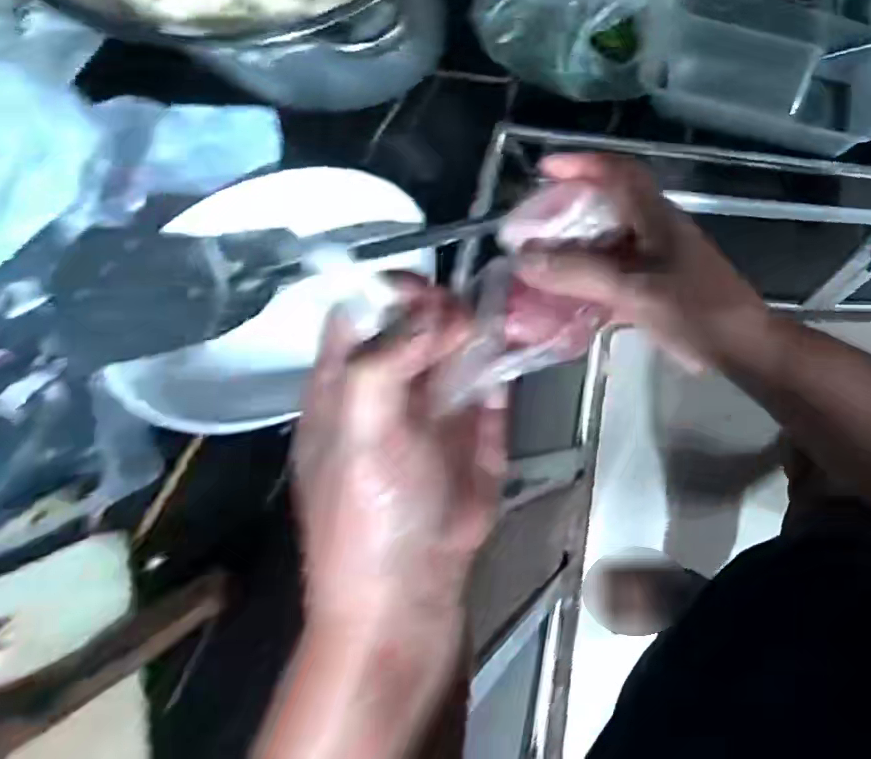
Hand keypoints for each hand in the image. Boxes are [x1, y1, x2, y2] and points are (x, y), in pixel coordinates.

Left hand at [292, 281, 507, 657]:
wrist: (414, 584)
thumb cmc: (368, 514)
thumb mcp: (358, 438)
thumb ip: (382, 366)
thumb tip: (434, 310)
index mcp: (346, 381)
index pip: (361, 310)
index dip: (389, 289)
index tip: (426, 287)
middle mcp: (394, 379)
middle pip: (420, 318)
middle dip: (445, 306)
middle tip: (466, 324)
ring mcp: (441, 397)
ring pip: (463, 339)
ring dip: (485, 323)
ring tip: (506, 321)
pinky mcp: (482, 417)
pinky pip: (496, 371)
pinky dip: (510, 353)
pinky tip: (524, 342)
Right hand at [513, 153, 770, 371]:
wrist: (743, 348)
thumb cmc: (697, 310)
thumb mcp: (637, 290)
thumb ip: (581, 274)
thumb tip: (525, 258)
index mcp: (658, 218)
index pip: (621, 174)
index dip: (584, 164)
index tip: (545, 170)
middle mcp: (657, 233)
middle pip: (607, 210)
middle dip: (566, 216)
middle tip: (529, 231)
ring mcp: (659, 262)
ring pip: (608, 248)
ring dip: (573, 256)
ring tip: (535, 270)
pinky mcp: (659, 290)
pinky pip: (615, 279)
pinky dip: (588, 287)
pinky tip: (563, 306)